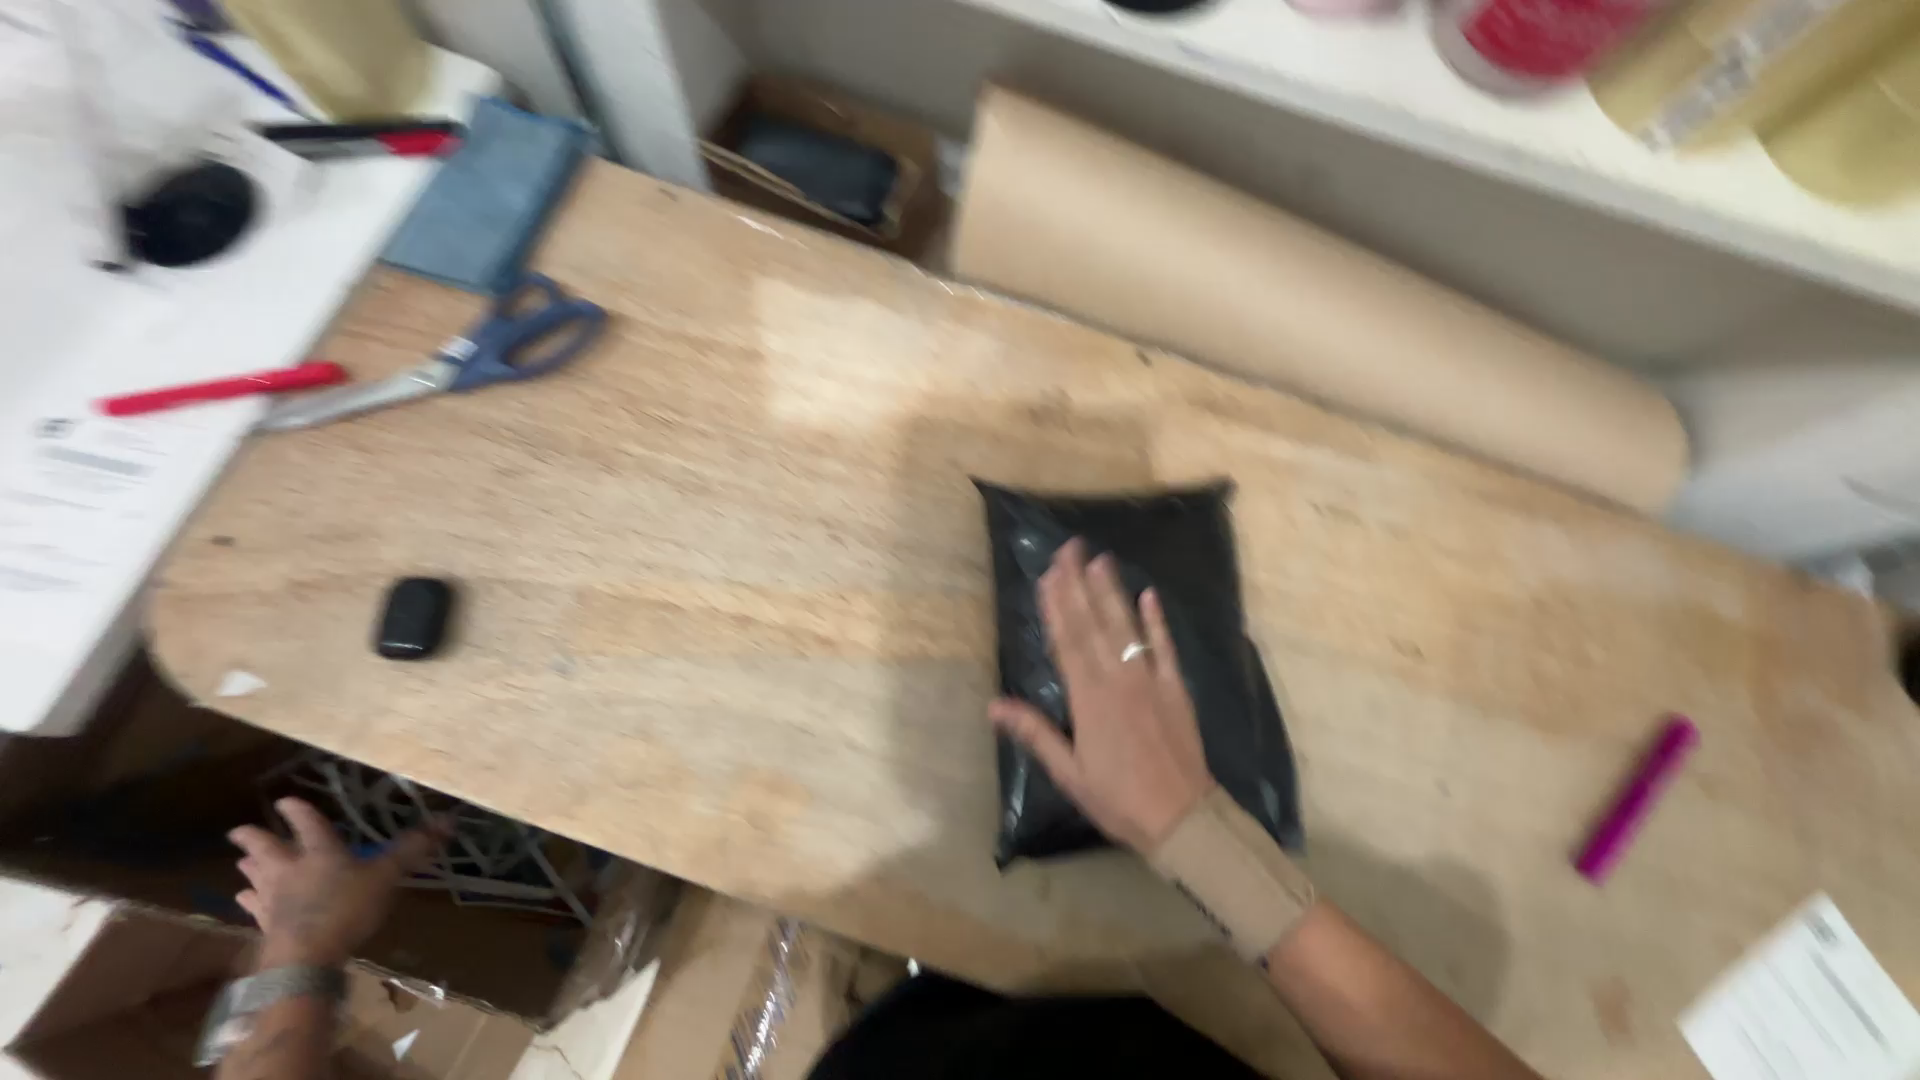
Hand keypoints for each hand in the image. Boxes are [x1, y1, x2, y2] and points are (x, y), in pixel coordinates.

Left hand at [228, 797, 448, 968]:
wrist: (304, 958)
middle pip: (269, 849)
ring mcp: (274, 898)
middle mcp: (292, 869)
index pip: (309, 826)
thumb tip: (448, 819)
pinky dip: (250, 899)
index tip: (284, 801)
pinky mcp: (265, 924)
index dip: (299, 812)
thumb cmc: (347, 908)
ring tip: (241, 861)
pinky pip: (255, 906)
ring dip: (250, 866)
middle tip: (238, 831)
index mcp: (321, 853)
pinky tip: (244, 897)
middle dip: (255, 838)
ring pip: (257, 875)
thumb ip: (413, 849)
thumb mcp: (388, 876)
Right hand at [989, 538, 1214, 851]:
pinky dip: (1157, 622)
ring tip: (1100, 559)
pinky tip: (1148, 596)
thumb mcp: (1068, 773)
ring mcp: (1150, 681)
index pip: (1067, 641)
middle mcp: (1118, 679)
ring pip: (1126, 628)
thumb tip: (993, 705)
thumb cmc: (1118, 799)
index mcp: (1089, 699)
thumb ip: (1034, 733)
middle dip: (1079, 584)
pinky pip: (1165, 648)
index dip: (1056, 605)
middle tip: (1070, 549)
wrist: (1183, 819)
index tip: (1047, 574)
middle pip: (1094, 624)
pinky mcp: (1176, 689)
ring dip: (1112, 592)